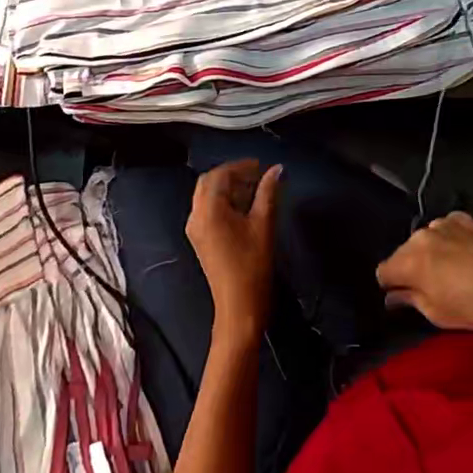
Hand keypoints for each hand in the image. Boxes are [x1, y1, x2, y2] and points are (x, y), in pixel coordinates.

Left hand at [185, 160, 282, 335]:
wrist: (239, 307)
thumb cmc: (253, 266)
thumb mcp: (264, 226)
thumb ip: (269, 193)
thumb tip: (277, 170)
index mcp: (208, 210)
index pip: (219, 175)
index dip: (240, 166)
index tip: (261, 166)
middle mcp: (196, 216)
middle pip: (209, 183)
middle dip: (232, 175)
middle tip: (257, 175)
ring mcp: (195, 230)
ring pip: (207, 197)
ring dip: (228, 188)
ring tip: (255, 189)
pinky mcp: (200, 240)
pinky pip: (207, 211)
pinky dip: (223, 202)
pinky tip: (244, 208)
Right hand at [377, 212, 472, 332]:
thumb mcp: (438, 314)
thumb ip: (409, 300)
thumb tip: (394, 296)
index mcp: (409, 261)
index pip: (383, 271)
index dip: (392, 287)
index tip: (405, 296)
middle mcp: (420, 236)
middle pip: (403, 253)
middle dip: (410, 268)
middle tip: (432, 287)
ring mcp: (442, 224)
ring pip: (424, 240)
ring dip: (429, 253)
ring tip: (452, 270)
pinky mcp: (463, 219)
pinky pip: (445, 230)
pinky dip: (448, 240)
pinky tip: (464, 254)